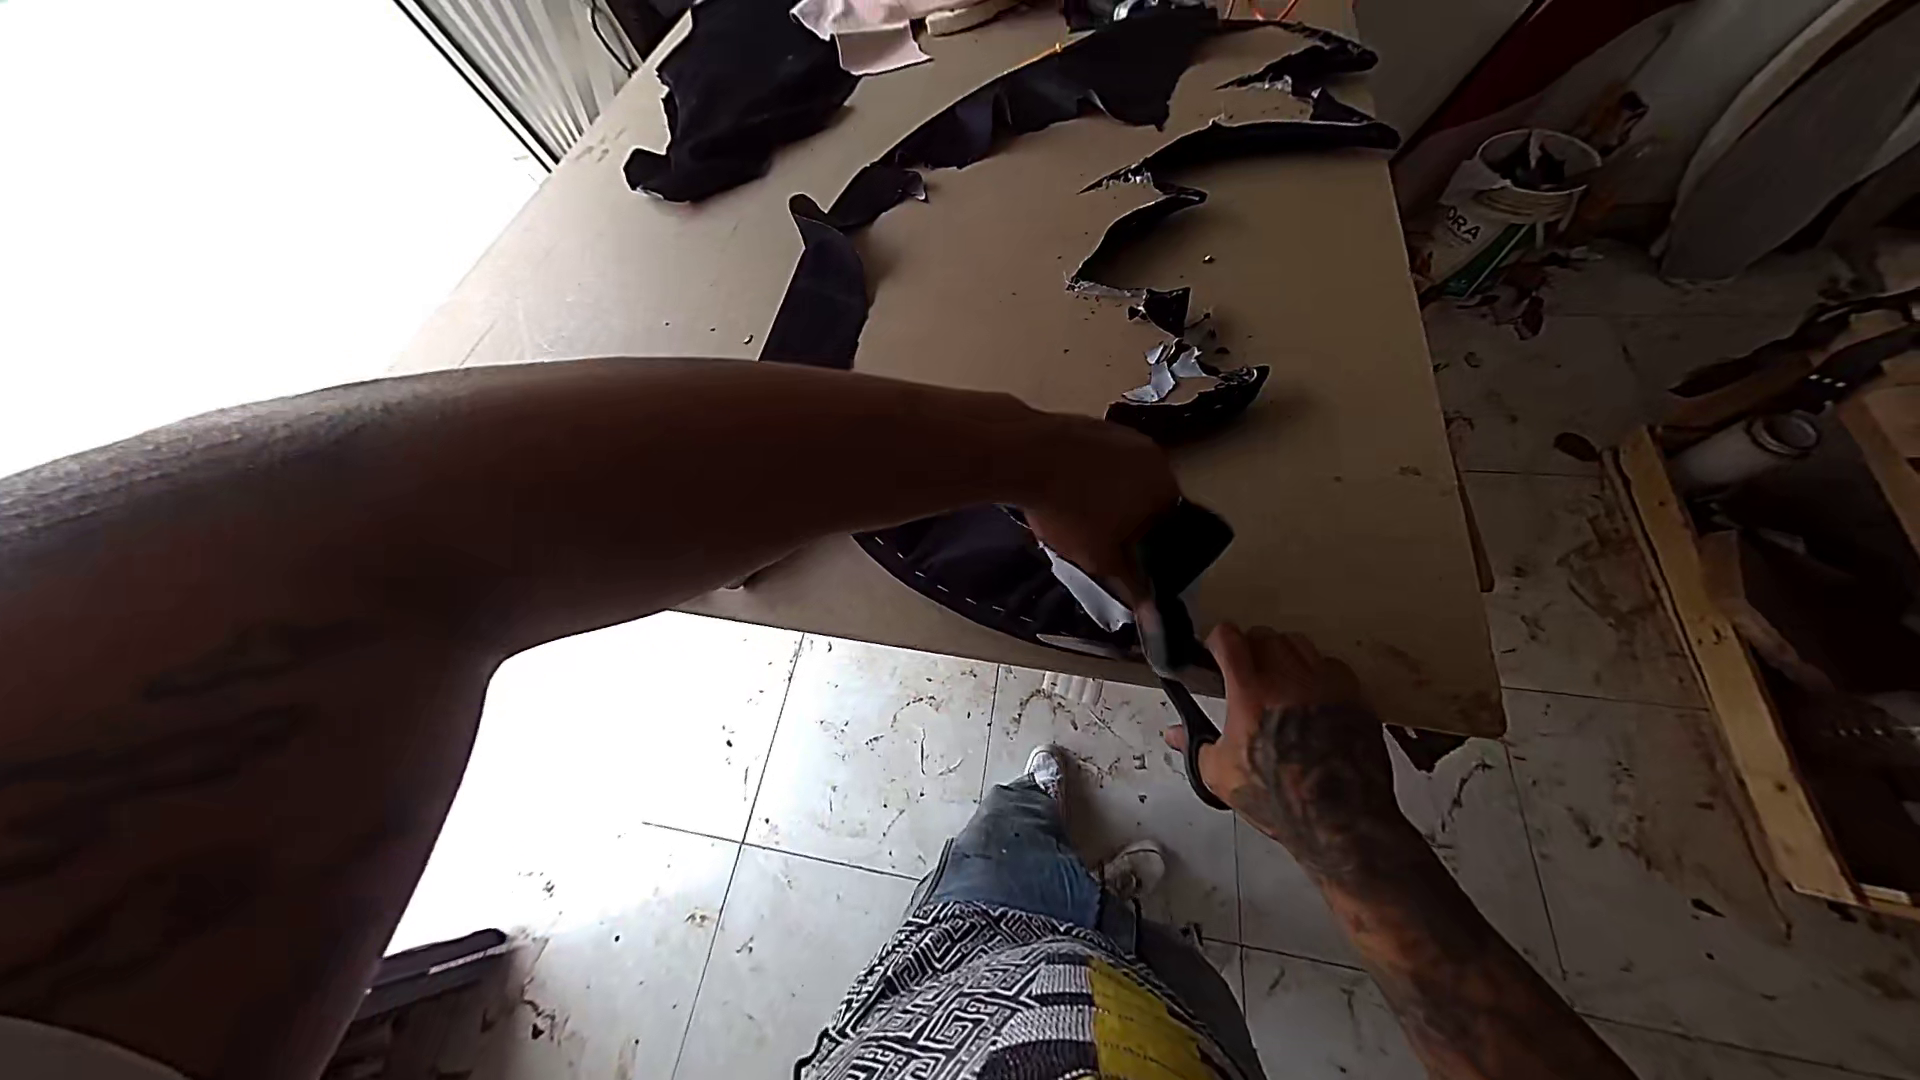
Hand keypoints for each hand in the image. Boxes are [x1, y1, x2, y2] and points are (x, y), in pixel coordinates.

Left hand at [1020, 414, 1178, 602]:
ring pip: (1118, 478)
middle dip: (1124, 522)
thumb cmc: (1072, 511)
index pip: (1170, 527)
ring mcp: (1120, 433)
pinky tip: (1058, 492)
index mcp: (1167, 487)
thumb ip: (1130, 584)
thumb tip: (1150, 611)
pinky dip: (1083, 477)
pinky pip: (1094, 460)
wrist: (1026, 455)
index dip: (1147, 548)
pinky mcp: (1089, 423)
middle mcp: (1152, 454)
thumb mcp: (1101, 559)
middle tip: (1096, 542)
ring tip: (1072, 518)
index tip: (1123, 560)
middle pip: (1144, 499)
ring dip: (1102, 499)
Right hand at [1165, 623, 1399, 870]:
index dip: (1217, 640)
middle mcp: (1288, 679)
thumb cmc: (1279, 798)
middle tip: (1245, 668)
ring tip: (1278, 675)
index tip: (1215, 652)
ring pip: (1299, 643)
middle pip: (1265, 635)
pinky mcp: (1355, 698)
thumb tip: (1174, 736)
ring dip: (1284, 653)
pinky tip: (1312, 692)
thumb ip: (1194, 746)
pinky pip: (1333, 665)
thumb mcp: (1221, 774)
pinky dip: (1318, 671)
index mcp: (1250, 692)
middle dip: (1250, 647)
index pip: (1229, 638)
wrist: (1341, 822)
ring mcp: (1325, 685)